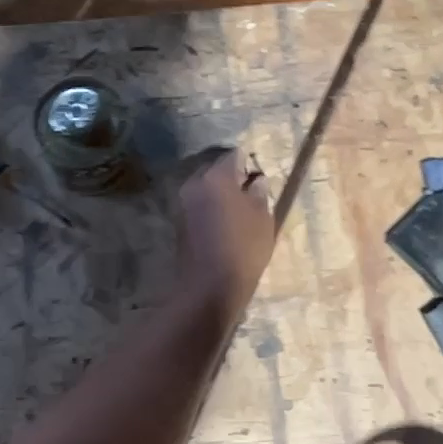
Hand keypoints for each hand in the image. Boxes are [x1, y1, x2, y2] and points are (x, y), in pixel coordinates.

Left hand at [176, 149, 273, 316]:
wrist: (209, 287)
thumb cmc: (243, 248)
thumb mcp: (262, 219)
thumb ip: (259, 194)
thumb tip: (257, 181)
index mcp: (217, 176)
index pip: (234, 156)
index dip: (250, 164)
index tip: (261, 179)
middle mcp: (195, 183)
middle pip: (216, 169)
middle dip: (233, 177)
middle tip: (252, 193)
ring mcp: (183, 202)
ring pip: (206, 187)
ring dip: (221, 193)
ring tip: (240, 211)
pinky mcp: (179, 221)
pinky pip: (199, 204)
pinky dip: (211, 207)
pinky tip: (225, 223)